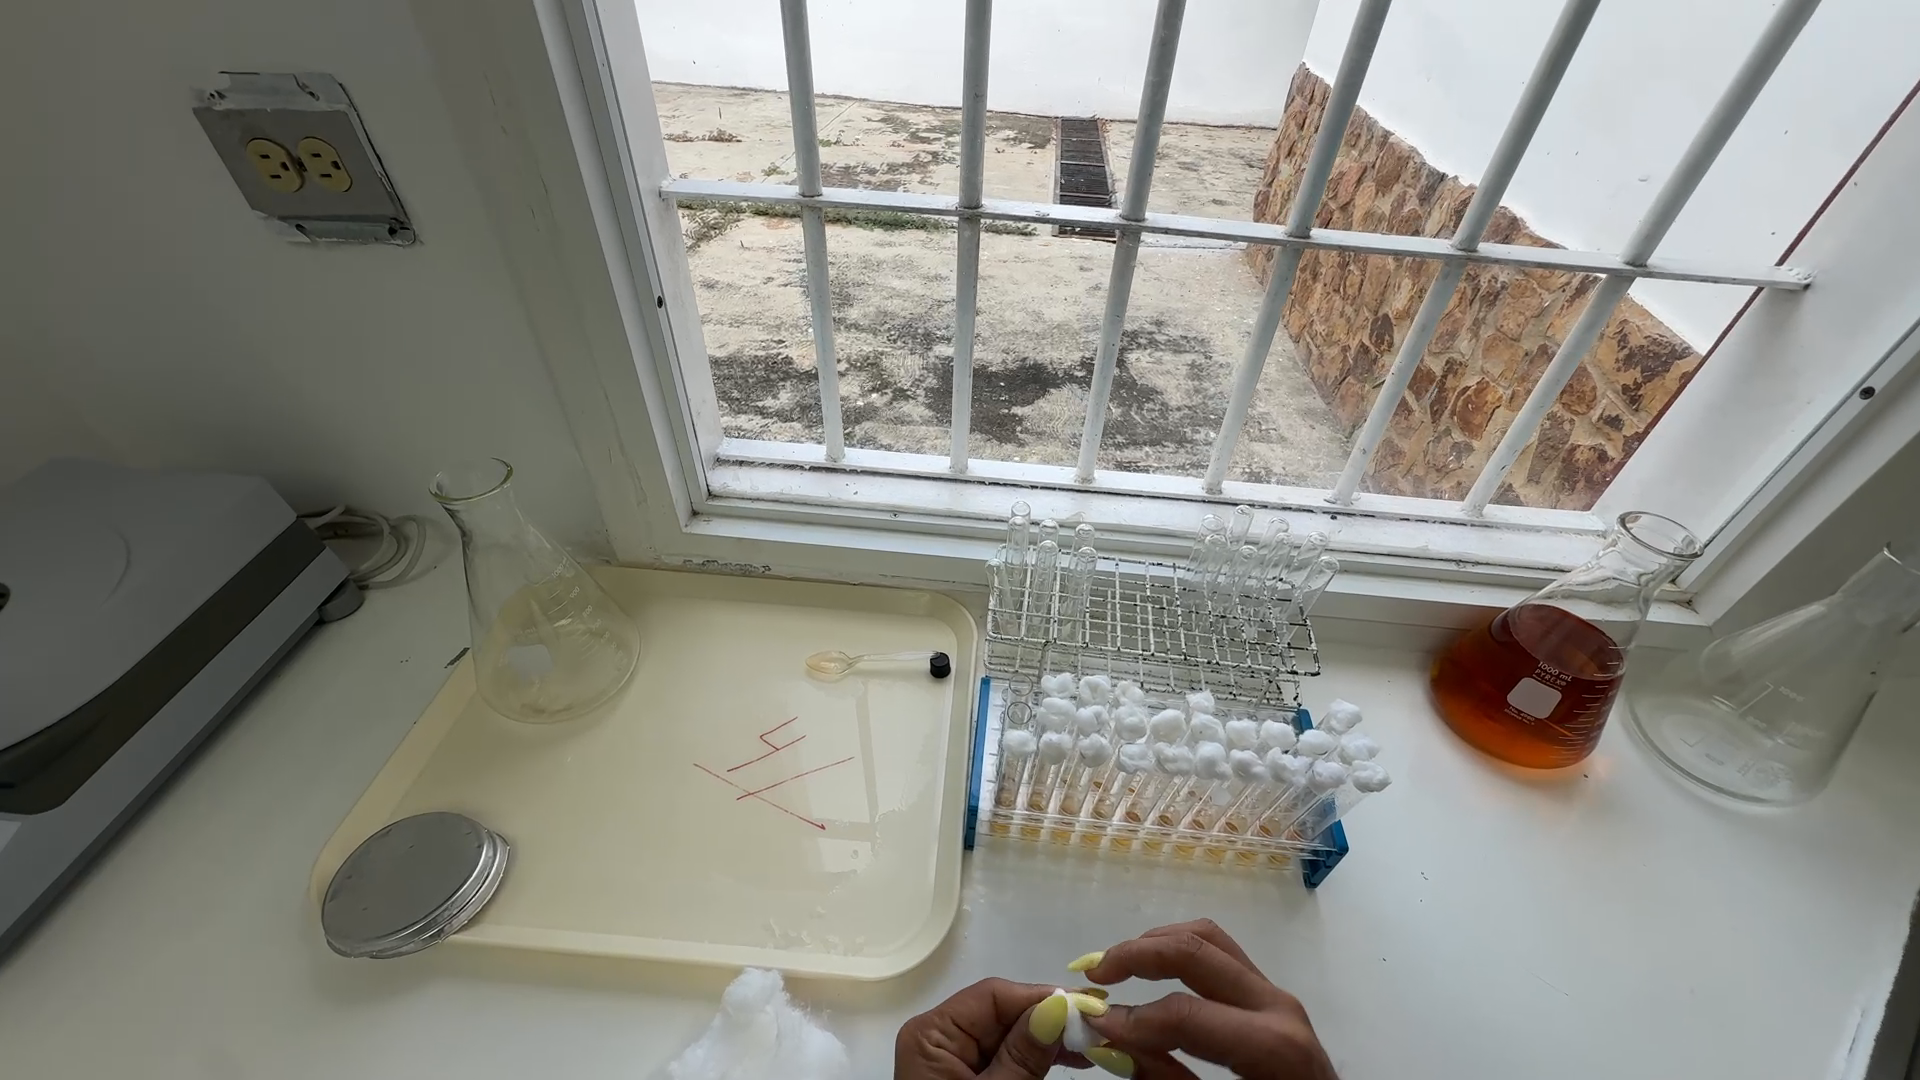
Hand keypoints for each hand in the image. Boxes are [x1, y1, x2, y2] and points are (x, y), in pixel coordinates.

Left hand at [895, 977, 1095, 1077]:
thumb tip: (1057, 1006)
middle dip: (1048, 1018)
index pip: (993, 996)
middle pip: (1001, 1012)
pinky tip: (1068, 1058)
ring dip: (1047, 1038)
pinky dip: (1034, 1057)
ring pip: (1007, 1034)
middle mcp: (939, 1038)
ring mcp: (952, 1060)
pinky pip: (1004, 1056)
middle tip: (1096, 1025)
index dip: (1039, 997)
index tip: (1085, 1006)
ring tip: (1089, 1043)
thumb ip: (1024, 1055)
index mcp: (933, 1033)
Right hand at [1074, 919, 1338, 1079]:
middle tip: (1094, 972)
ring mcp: (1276, 995)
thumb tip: (1111, 1041)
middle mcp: (1279, 1007)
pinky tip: (1152, 967)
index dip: (1135, 1019)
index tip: (1093, 1023)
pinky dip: (1177, 948)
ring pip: (1207, 936)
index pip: (1189, 1015)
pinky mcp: (1268, 995)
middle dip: (1137, 955)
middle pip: (1197, 951)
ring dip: (1156, 943)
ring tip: (1118, 964)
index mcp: (1275, 1048)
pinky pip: (1219, 951)